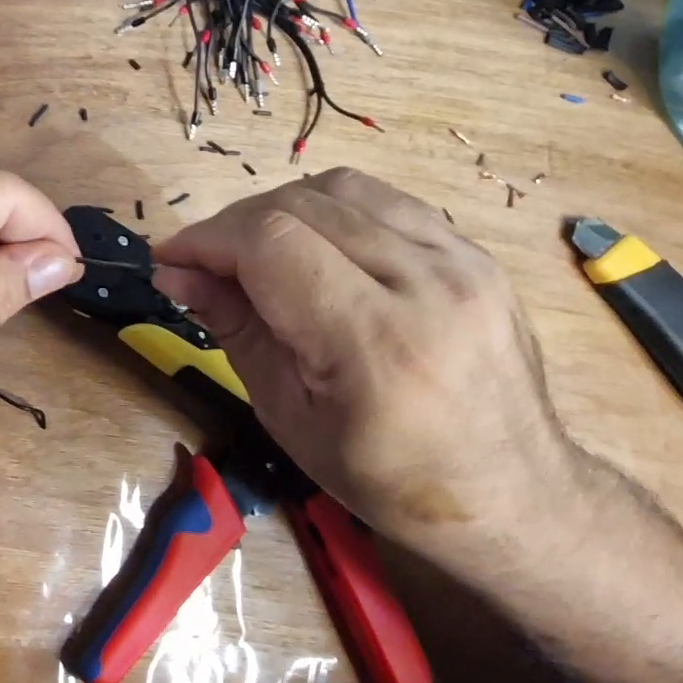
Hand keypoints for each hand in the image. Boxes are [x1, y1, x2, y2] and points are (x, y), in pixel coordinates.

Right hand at [149, 168, 583, 555]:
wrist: (511, 492)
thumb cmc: (383, 473)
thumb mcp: (287, 413)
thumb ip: (234, 328)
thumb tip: (174, 273)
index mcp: (374, 341)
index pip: (271, 243)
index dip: (207, 240)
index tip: (170, 259)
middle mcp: (426, 284)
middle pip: (299, 205)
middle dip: (232, 225)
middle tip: (202, 263)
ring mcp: (461, 261)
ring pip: (340, 189)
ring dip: (277, 210)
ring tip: (252, 251)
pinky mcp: (473, 253)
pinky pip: (383, 201)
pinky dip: (327, 210)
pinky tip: (310, 246)